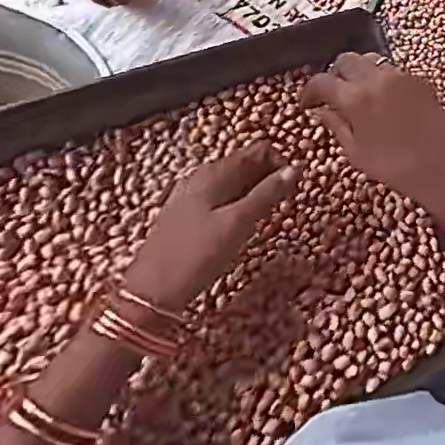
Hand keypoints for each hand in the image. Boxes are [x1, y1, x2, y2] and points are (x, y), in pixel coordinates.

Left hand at [123, 143, 297, 307]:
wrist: (150, 294)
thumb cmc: (196, 255)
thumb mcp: (237, 223)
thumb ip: (266, 194)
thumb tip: (294, 169)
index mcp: (214, 172)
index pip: (258, 150)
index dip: (281, 164)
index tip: (293, 190)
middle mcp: (202, 177)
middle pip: (246, 165)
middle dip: (270, 179)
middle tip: (284, 206)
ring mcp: (192, 196)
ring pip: (235, 184)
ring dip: (256, 195)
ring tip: (266, 219)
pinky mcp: (188, 216)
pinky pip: (222, 200)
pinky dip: (239, 207)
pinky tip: (241, 228)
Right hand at [301, 53, 444, 222]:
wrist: (442, 168)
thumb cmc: (394, 167)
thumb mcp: (356, 152)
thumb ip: (336, 126)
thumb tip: (321, 111)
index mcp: (354, 97)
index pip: (321, 81)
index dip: (309, 91)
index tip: (307, 103)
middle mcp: (376, 78)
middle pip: (345, 60)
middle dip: (334, 74)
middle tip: (332, 94)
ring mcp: (400, 76)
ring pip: (370, 60)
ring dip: (358, 72)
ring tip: (357, 93)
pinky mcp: (419, 80)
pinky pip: (392, 70)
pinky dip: (380, 77)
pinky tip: (382, 98)